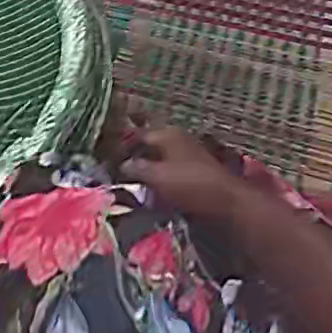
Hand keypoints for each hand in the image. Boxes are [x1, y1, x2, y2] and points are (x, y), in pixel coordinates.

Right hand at [120, 127, 247, 218]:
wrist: (223, 199)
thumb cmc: (188, 183)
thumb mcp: (157, 177)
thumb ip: (137, 168)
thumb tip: (122, 164)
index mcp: (167, 134)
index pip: (139, 133)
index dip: (123, 145)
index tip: (108, 159)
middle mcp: (177, 138)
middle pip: (150, 143)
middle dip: (135, 154)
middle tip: (118, 170)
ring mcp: (187, 152)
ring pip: (160, 156)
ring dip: (147, 166)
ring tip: (133, 182)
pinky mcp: (194, 168)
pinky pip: (170, 167)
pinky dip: (160, 175)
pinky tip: (153, 188)